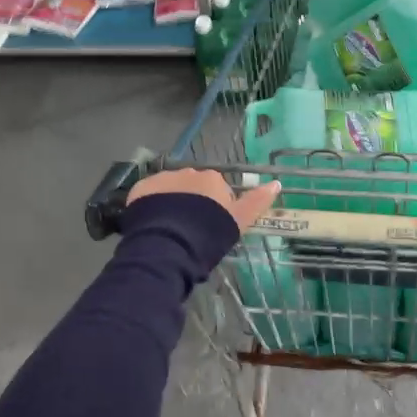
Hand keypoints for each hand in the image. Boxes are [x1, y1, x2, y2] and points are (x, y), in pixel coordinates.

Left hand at [127, 168, 280, 231]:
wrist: (170, 244)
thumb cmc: (209, 234)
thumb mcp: (238, 221)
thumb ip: (257, 201)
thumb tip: (276, 183)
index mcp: (213, 178)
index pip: (217, 190)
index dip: (215, 210)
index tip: (211, 228)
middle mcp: (188, 172)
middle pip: (193, 187)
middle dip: (192, 203)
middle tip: (191, 230)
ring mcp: (162, 179)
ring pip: (170, 190)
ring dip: (171, 203)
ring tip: (170, 230)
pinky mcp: (140, 189)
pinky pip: (148, 195)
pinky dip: (150, 206)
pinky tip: (152, 225)